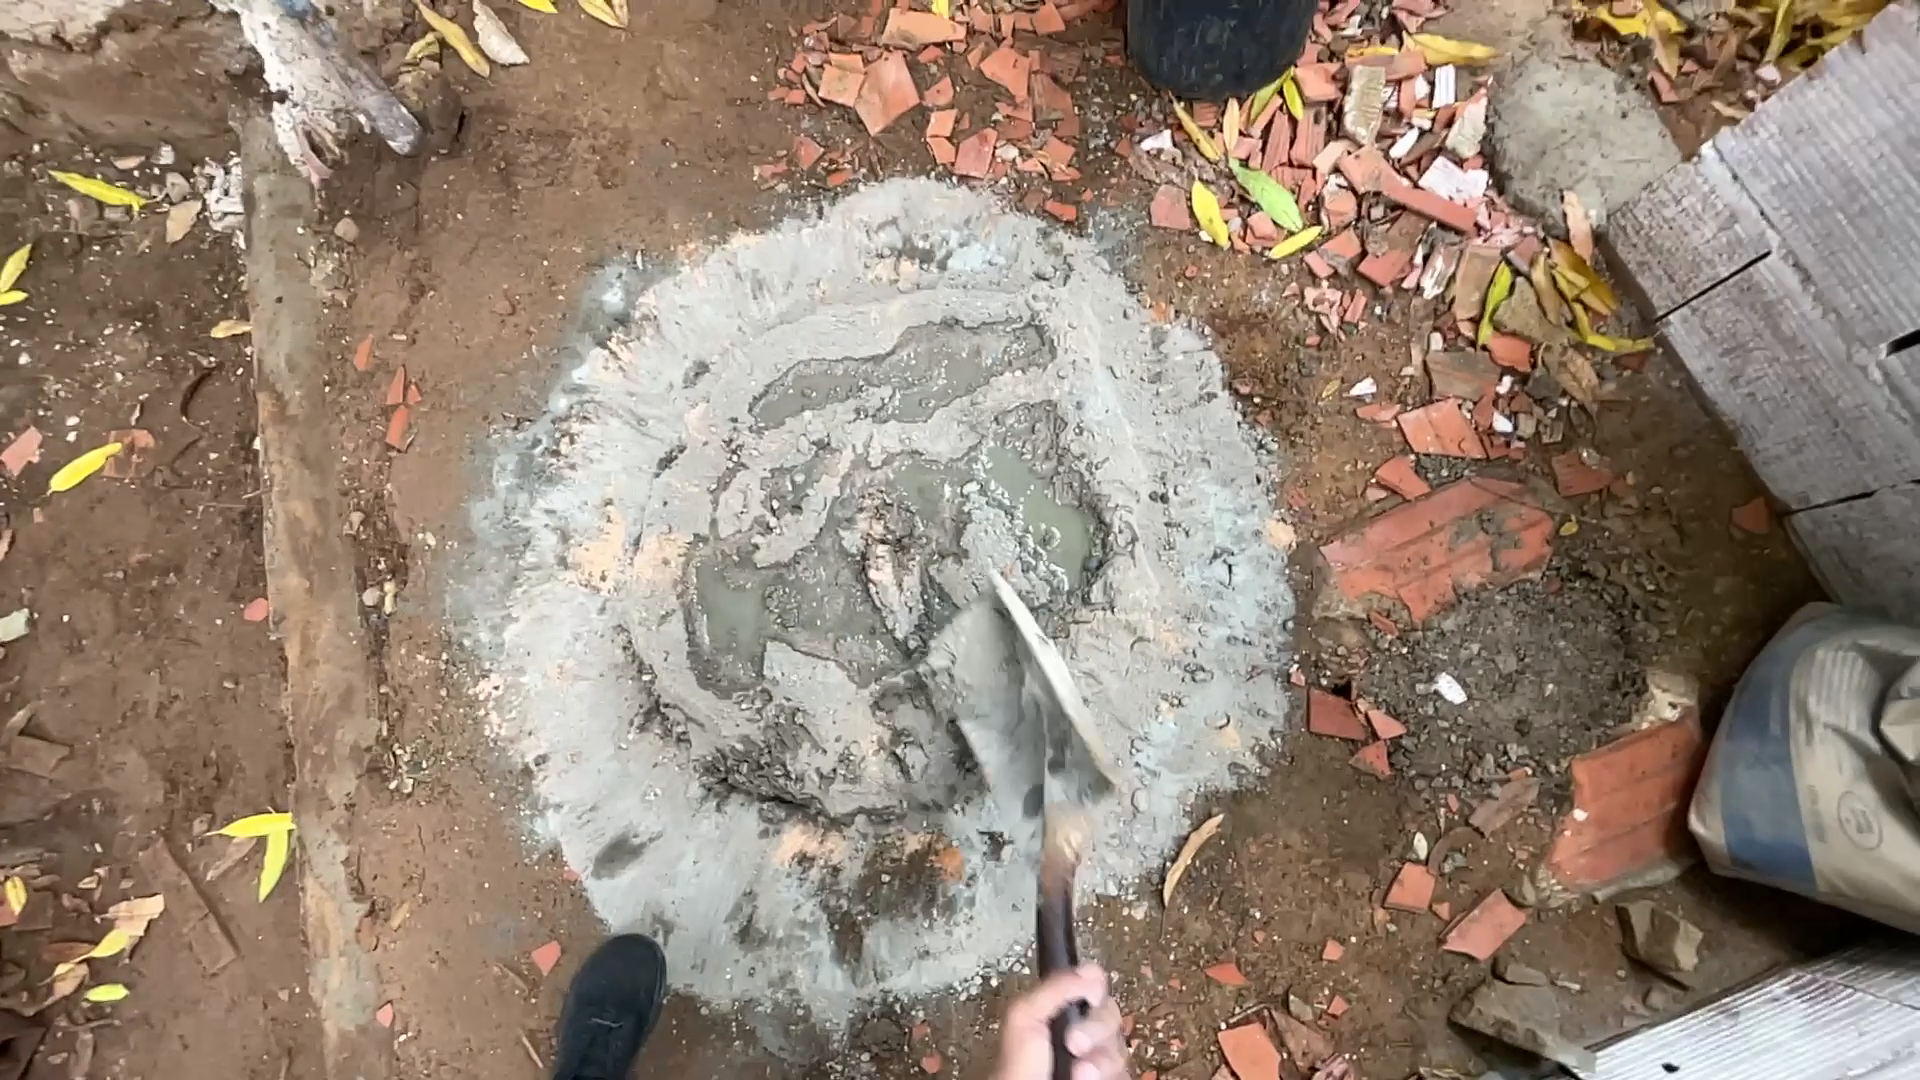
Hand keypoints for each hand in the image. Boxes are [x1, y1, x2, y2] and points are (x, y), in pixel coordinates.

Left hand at [994, 965, 1129, 1079]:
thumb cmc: (1019, 1065)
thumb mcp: (1024, 1015)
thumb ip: (1054, 988)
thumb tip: (1088, 971)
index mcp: (1062, 1005)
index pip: (1093, 983)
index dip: (1097, 987)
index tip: (1091, 998)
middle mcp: (1083, 1026)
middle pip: (1111, 1011)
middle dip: (1096, 1027)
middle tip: (1074, 1043)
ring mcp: (1096, 1055)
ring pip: (1119, 1044)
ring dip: (1101, 1060)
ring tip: (1077, 1073)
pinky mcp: (1107, 1077)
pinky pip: (1124, 1071)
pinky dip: (1108, 1076)